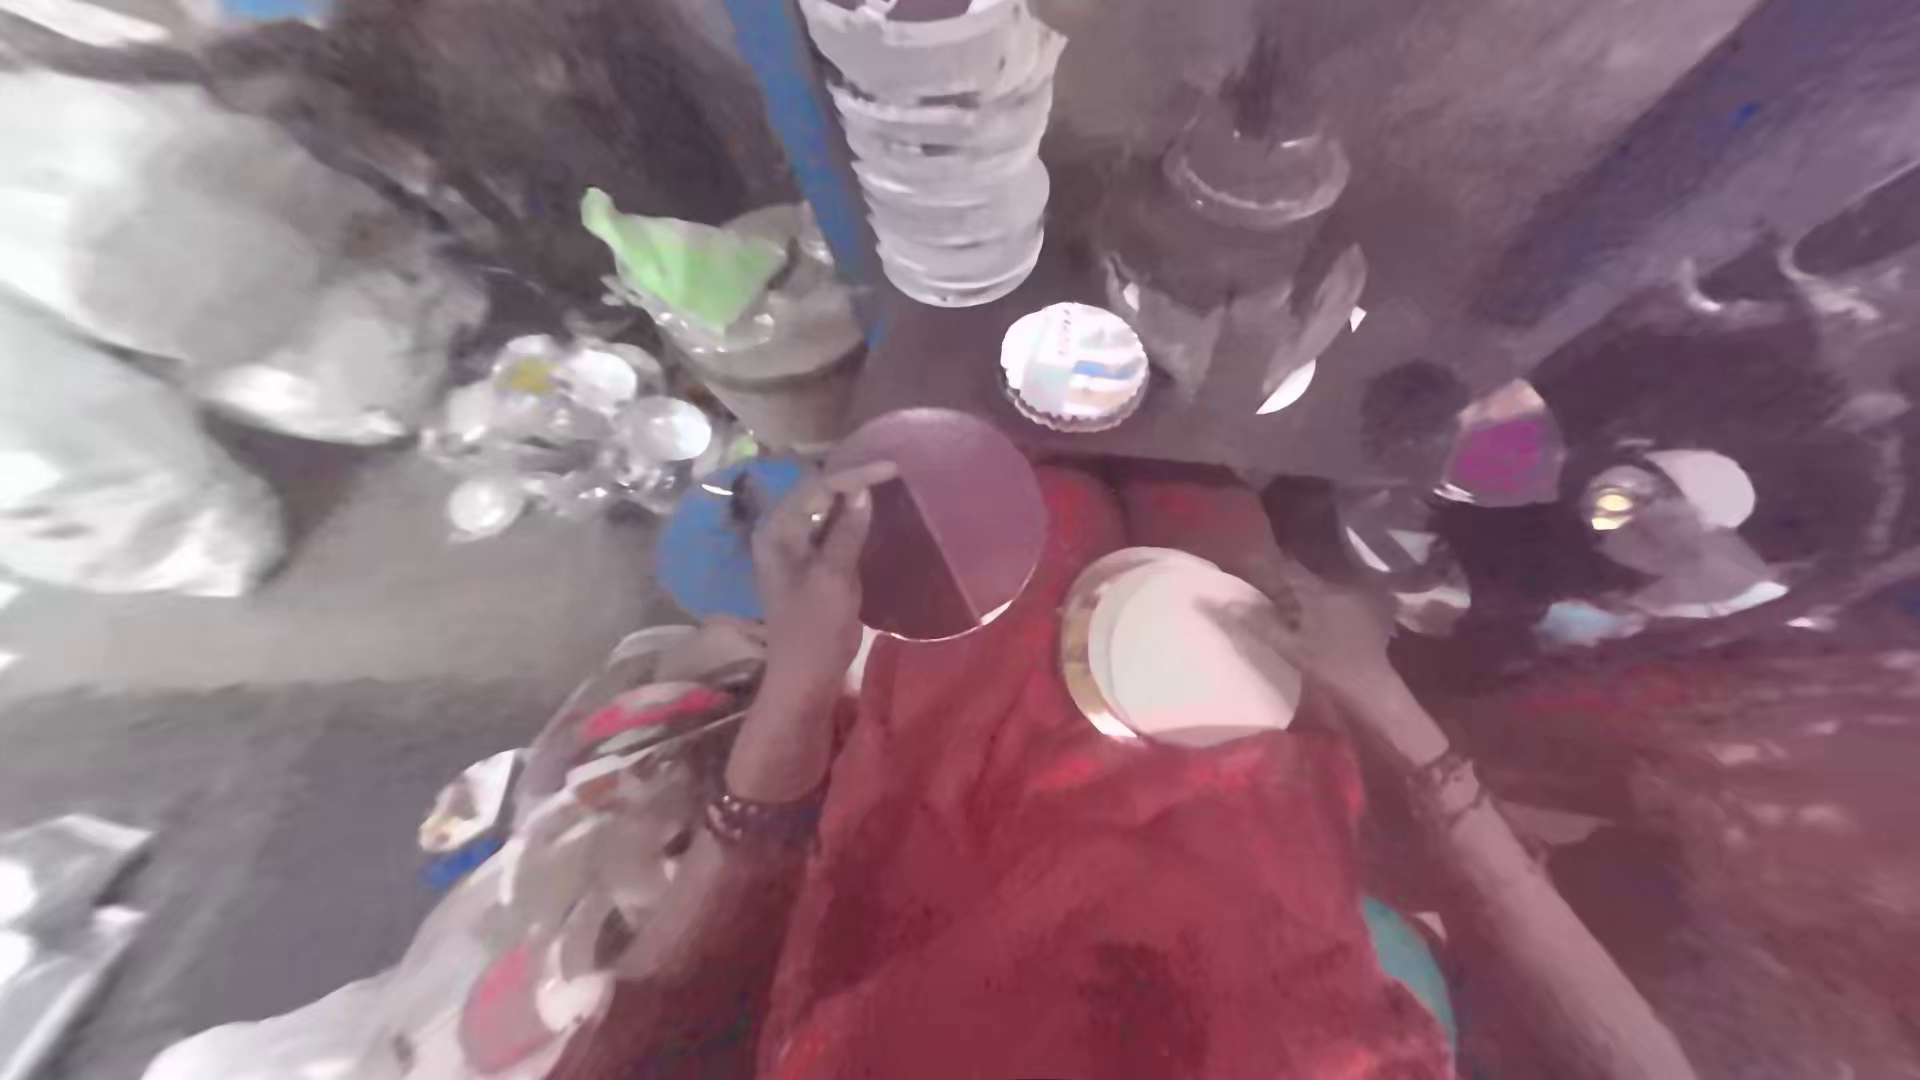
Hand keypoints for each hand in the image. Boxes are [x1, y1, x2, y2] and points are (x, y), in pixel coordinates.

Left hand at [750, 462, 897, 700]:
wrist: (806, 674)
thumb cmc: (816, 629)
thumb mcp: (834, 578)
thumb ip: (846, 532)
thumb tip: (862, 491)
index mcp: (777, 533)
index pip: (816, 488)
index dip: (854, 475)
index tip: (892, 468)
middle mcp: (780, 533)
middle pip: (816, 492)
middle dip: (852, 478)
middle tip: (891, 470)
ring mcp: (795, 548)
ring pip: (824, 509)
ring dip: (852, 495)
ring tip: (886, 482)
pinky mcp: (812, 562)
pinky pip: (831, 528)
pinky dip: (851, 518)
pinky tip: (874, 512)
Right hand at [1266, 560, 1449, 769]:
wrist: (1371, 687)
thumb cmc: (1327, 665)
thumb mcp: (1287, 646)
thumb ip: (1257, 623)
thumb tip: (1226, 605)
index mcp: (1318, 594)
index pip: (1286, 570)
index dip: (1265, 566)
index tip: (1246, 564)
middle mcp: (1336, 590)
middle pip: (1301, 580)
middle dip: (1279, 583)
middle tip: (1257, 590)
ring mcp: (1351, 601)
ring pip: (1315, 590)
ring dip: (1294, 596)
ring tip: (1275, 606)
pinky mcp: (1360, 614)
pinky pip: (1328, 601)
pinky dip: (1310, 606)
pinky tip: (1301, 619)